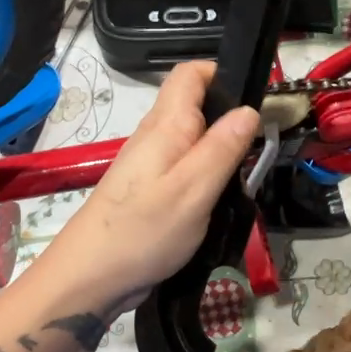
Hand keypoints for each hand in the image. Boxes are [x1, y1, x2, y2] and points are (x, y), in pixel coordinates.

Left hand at [34, 62, 258, 318]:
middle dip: (230, 119)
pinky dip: (206, 177)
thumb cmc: (144, 230)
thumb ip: (223, 147)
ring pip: (193, 141)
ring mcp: (151, 164)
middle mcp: (156, 136)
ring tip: (245, 179)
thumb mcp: (195, 188)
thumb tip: (250, 109)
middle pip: (195, 107)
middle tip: (259, 148)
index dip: (222, 74)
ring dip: (221, 152)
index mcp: (166, 124)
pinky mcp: (150, 191)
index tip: (255, 99)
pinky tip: (219, 201)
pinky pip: (185, 168)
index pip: (190, 74)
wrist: (91, 277)